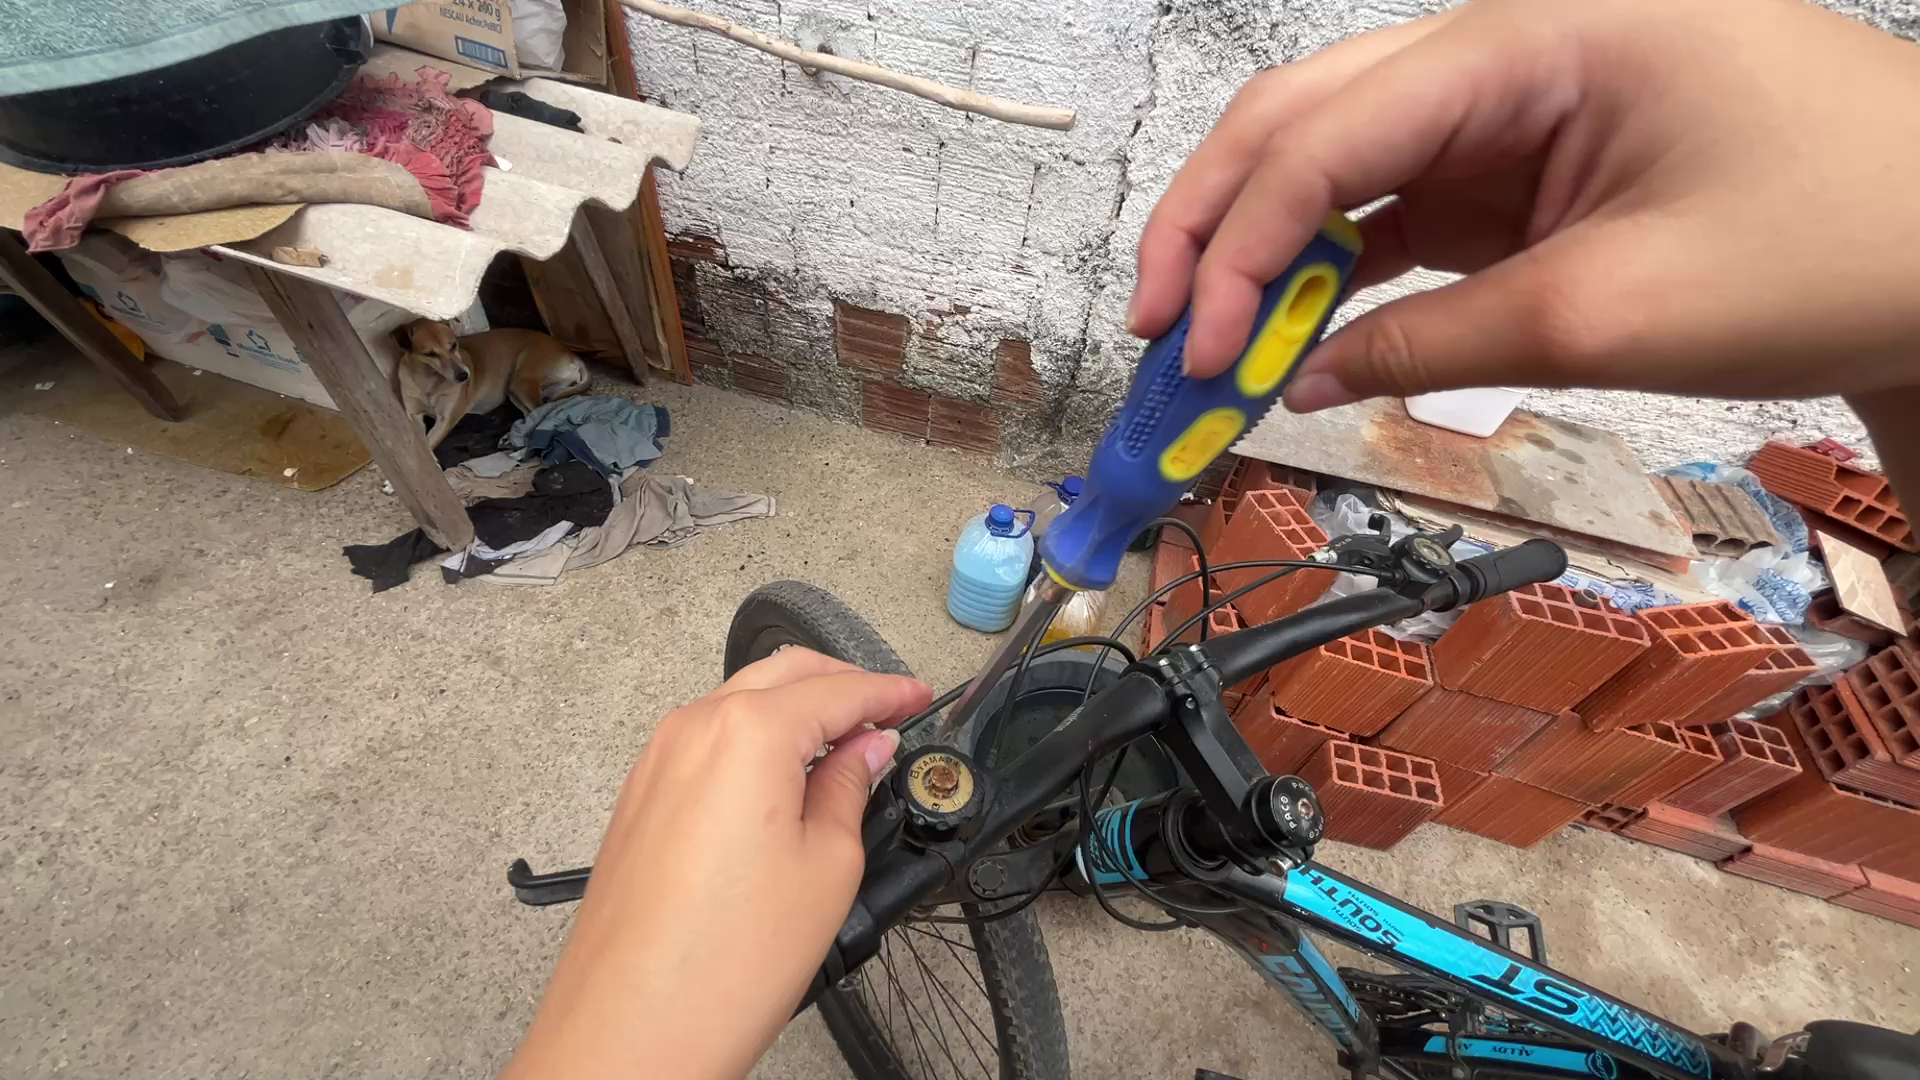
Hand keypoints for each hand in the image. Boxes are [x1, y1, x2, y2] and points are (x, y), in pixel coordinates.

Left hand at [501, 648, 931, 1079]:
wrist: (626, 1038)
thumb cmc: (724, 964)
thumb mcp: (827, 864)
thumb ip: (850, 785)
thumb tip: (866, 749)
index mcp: (750, 733)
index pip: (838, 691)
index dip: (888, 691)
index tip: (918, 695)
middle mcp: (697, 727)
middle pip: (787, 673)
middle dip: (843, 681)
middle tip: (887, 708)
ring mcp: (661, 755)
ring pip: (746, 696)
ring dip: (799, 704)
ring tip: (844, 740)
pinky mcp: (643, 789)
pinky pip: (713, 731)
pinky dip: (759, 731)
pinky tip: (786, 768)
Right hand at [1131, 0, 1919, 411]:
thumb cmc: (1829, 253)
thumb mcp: (1597, 314)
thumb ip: (1418, 348)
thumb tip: (1291, 384)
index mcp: (1529, 40)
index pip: (1322, 141)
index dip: (1238, 254)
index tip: (1200, 357)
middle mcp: (1487, 52)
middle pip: (1286, 119)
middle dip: (1202, 225)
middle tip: (1152, 322)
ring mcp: (1480, 111)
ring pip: (1307, 158)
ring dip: (1239, 245)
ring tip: (1195, 329)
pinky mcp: (1483, 169)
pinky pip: (1359, 212)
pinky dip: (1304, 272)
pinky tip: (1275, 326)